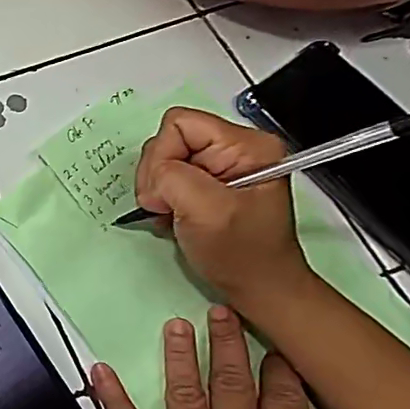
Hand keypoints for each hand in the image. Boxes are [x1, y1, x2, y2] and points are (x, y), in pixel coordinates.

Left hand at [95, 307, 376, 408]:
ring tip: (176, 324)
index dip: (282, 373)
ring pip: (184, 396)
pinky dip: (112, 398)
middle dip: (229, 346)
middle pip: (233, 388)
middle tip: (222, 311)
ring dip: (179, 356)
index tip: (276, 346)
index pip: (287, 405)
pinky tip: (99, 370)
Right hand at [133, 107, 312, 303]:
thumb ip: (172, 176)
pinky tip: (173, 214)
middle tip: (170, 206)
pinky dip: (159, 197)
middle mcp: (232, 148)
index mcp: (245, 145)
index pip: (177, 124)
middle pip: (165, 140)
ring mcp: (216, 165)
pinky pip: (163, 175)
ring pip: (160, 159)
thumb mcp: (206, 210)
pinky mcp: (203, 182)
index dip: (161, 157)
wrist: (256, 284)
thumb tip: (153, 172)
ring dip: (155, 189)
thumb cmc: (240, 251)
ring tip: (173, 212)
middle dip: (156, 175)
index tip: (169, 193)